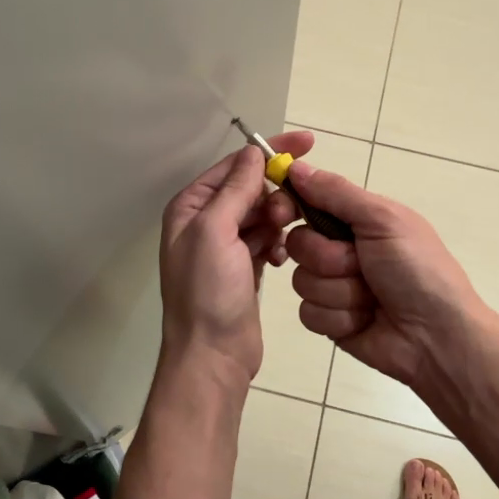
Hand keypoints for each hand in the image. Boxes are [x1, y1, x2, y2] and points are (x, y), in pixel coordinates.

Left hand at [158, 130, 315, 383]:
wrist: (212, 355)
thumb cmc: (207, 291)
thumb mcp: (215, 232)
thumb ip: (236, 189)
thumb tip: (254, 152)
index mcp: (190, 207)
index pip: (234, 165)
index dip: (270, 151)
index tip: (308, 143)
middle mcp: (205, 222)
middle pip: (251, 188)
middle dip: (275, 194)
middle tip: (289, 213)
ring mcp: (225, 246)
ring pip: (263, 214)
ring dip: (278, 220)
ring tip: (283, 239)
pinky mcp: (244, 267)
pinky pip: (268, 239)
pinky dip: (278, 243)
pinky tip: (281, 258)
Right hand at [281, 163, 487, 388]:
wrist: (437, 337)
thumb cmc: (418, 269)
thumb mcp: (383, 220)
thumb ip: (337, 193)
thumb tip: (294, 166)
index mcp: (356, 219)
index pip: (306, 202)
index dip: (289, 207)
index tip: (282, 215)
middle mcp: (341, 249)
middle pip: (298, 244)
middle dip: (329, 259)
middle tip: (362, 266)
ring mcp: (334, 287)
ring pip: (301, 282)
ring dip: (340, 292)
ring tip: (372, 299)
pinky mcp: (330, 321)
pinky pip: (308, 314)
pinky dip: (339, 317)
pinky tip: (364, 321)